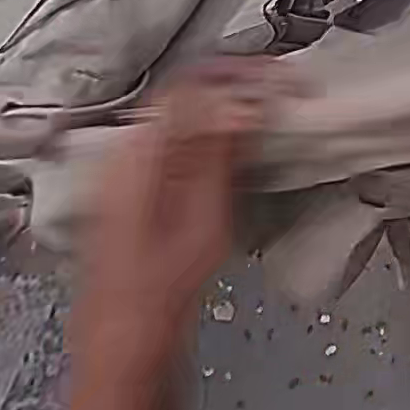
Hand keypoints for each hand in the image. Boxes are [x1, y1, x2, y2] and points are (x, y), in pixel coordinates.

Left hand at [70, 58, 297, 409]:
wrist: (126, 339)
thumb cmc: (164, 286)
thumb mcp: (203, 215)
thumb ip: (220, 151)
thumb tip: (245, 100)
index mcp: (138, 151)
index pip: (190, 83)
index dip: (238, 70)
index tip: (278, 74)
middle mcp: (129, 150)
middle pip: (187, 91)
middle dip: (239, 83)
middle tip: (282, 87)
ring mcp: (132, 166)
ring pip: (187, 110)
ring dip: (230, 102)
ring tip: (270, 106)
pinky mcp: (143, 183)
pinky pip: (184, 134)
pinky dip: (218, 125)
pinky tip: (242, 138)